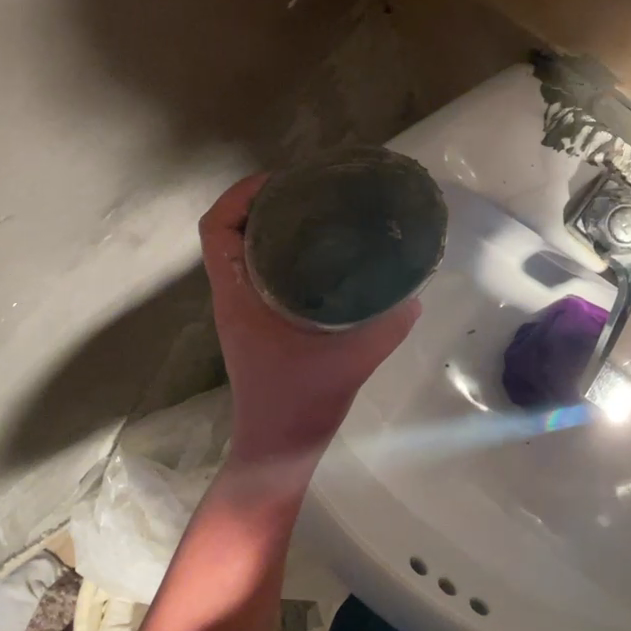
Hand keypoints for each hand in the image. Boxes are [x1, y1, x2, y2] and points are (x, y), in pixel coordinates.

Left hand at [199, 174, 418, 463]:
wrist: (278, 449)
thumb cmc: (300, 402)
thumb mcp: (351, 360)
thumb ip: (387, 326)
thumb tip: (414, 292)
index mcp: (238, 295)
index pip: (216, 228)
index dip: (241, 195)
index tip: (284, 180)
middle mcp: (234, 295)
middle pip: (233, 229)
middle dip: (268, 200)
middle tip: (315, 187)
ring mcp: (244, 308)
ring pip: (247, 248)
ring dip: (276, 224)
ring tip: (323, 209)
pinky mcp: (260, 320)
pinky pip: (264, 269)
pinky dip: (287, 249)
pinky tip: (328, 253)